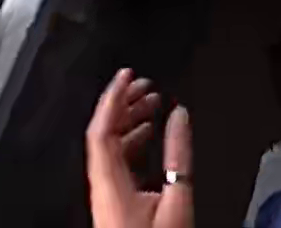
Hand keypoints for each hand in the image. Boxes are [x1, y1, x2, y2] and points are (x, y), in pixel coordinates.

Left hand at [86, 68, 192, 227]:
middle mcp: (102, 189)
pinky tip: (148, 133)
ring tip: (151, 102)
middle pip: (104, 134)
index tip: (126, 74)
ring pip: (110, 147)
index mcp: (110, 186)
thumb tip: (179, 114)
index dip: (112, 98)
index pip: (101, 130)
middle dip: (124, 103)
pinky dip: (132, 139)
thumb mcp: (177, 201)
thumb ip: (178, 154)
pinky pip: (116, 160)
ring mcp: (106, 197)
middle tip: (144, 83)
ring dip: (129, 120)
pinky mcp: (114, 205)